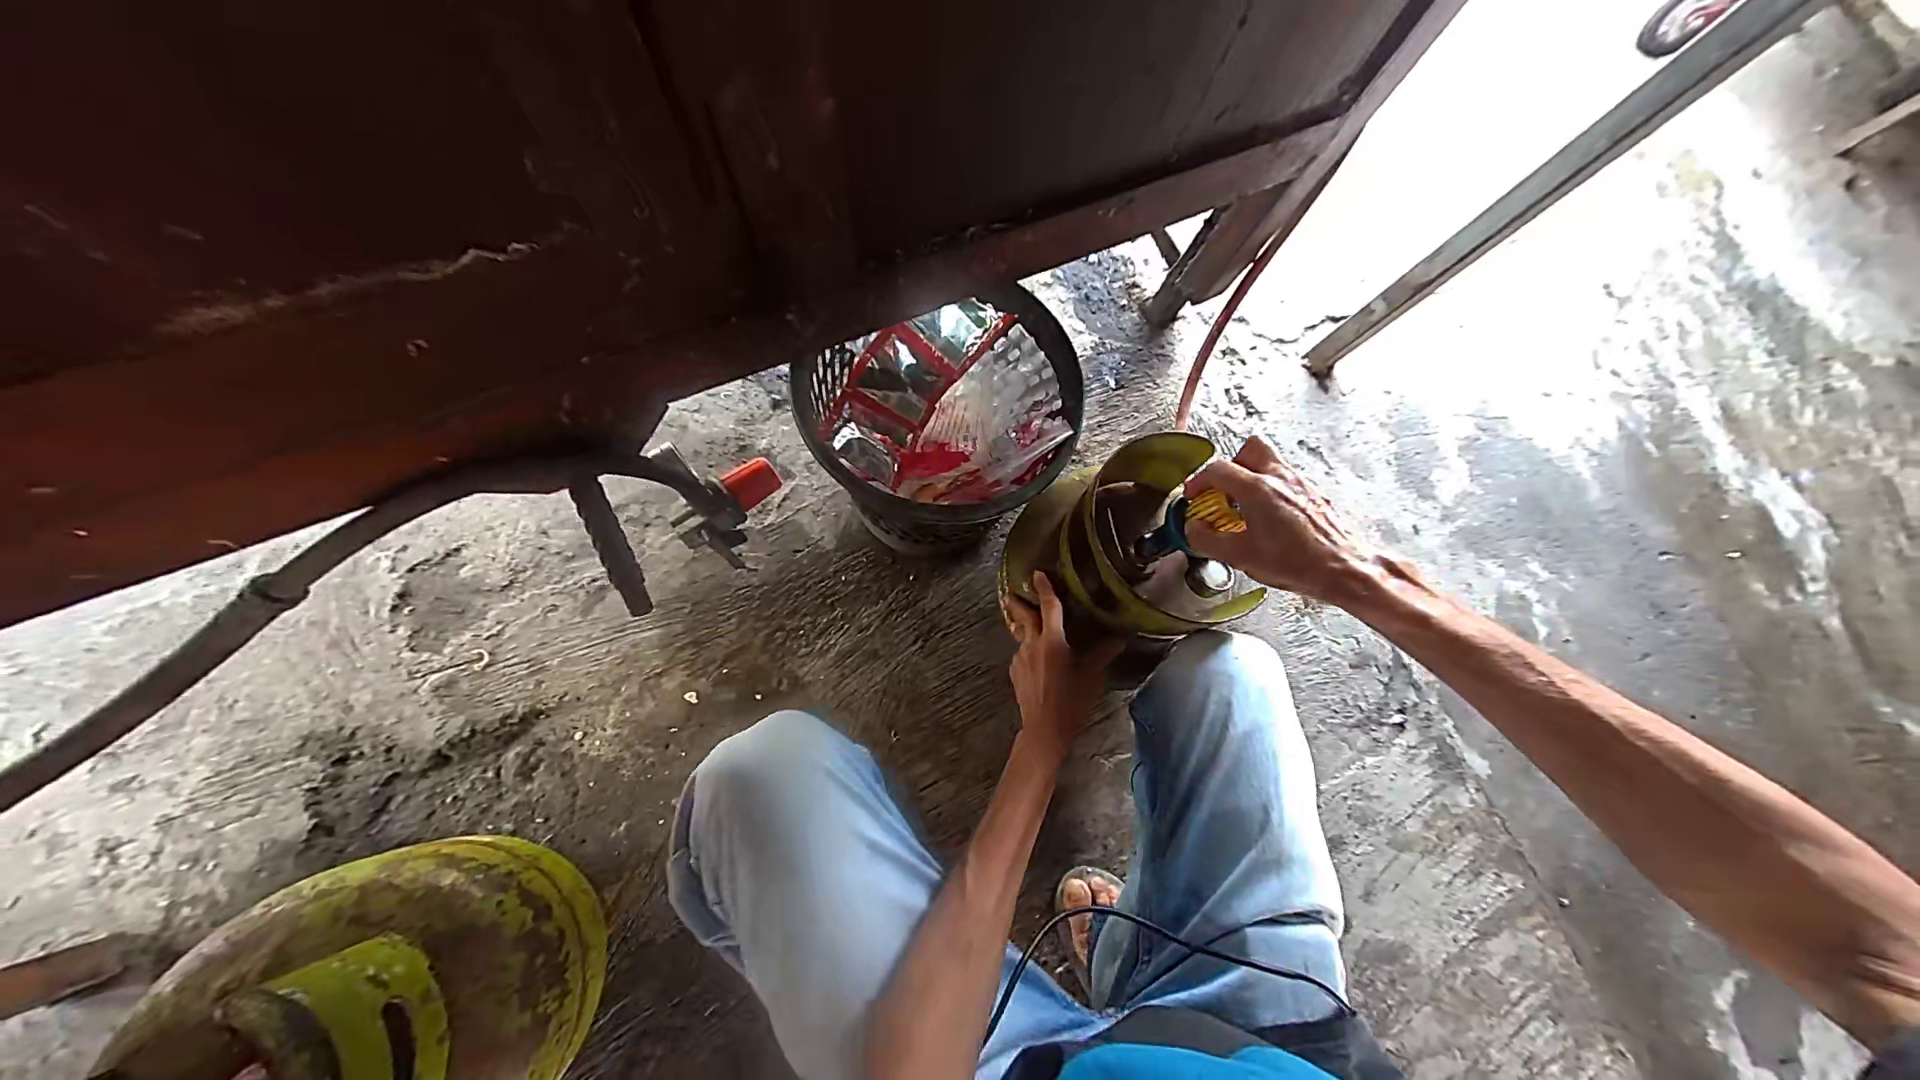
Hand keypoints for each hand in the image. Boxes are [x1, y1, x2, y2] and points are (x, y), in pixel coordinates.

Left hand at [1002, 572, 1123, 763]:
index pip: (1048, 606)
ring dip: (1026, 629)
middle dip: (1018, 602)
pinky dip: (1028, 650)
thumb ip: (1102, 654)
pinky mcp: (1014, 672)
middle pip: (1024, 616)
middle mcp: (1032, 644)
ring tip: (1030, 628)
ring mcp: (1020, 658)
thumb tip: (1120, 638)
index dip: (1044, 587)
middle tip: (1012, 592)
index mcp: (1052, 641)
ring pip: (1022, 636)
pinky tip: (1036, 660)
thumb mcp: (1092, 676)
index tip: (1038, 573)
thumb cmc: (1072, 701)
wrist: (1044, 729)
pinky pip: (1021, 654)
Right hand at [1183, 436, 1388, 604]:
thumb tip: (1193, 530)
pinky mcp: (1313, 496)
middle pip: (1249, 449)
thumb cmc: (1300, 563)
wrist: (1344, 570)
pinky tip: (1267, 519)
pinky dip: (1270, 492)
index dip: (1198, 481)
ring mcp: (1300, 485)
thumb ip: (1207, 540)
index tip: (1194, 496)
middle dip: (1229, 466)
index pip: (1218, 469)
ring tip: (1242, 507)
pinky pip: (1285, 481)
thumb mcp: (1239, 557)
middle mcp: (1281, 479)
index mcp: (1258, 489)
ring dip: (1250, 478)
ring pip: (1269, 463)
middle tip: (1221, 491)